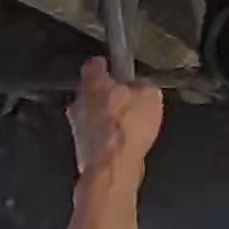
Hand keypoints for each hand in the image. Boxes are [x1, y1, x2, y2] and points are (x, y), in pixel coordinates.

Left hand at [66, 57, 163, 183]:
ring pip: (92, 111)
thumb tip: (140, 85)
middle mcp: (79, 103)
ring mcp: (77, 125)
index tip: (108, 63)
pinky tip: (124, 135)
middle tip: (126, 93)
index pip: (93, 65)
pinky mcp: (81, 145)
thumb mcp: (151, 96)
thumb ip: (144, 85)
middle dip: (107, 91)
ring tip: (129, 118)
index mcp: (95, 85)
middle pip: (91, 90)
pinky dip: (107, 130)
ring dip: (106, 113)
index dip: (103, 63)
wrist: (113, 166)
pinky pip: (96, 130)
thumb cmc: (129, 128)